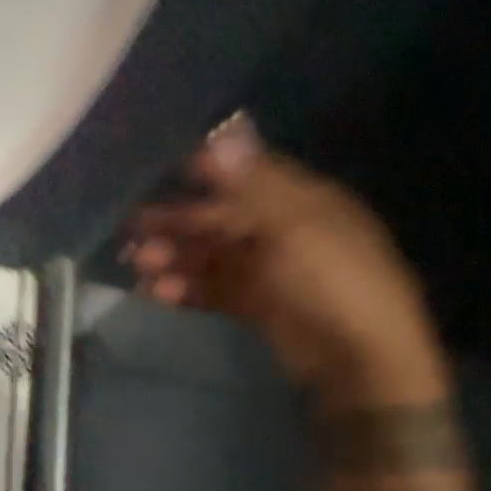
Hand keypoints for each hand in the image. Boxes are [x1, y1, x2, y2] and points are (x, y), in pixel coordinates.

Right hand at [129, 114, 447, 407]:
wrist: (358, 359)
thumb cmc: (332, 283)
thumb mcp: (294, 227)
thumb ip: (251, 185)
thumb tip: (222, 131)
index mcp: (304, 202)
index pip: (248, 177)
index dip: (207, 173)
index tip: (161, 174)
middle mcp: (286, 232)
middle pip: (222, 219)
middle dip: (178, 224)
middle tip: (132, 232)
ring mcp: (272, 272)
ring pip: (213, 257)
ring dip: (175, 259)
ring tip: (139, 268)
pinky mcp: (259, 308)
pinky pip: (215, 291)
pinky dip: (186, 291)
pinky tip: (157, 295)